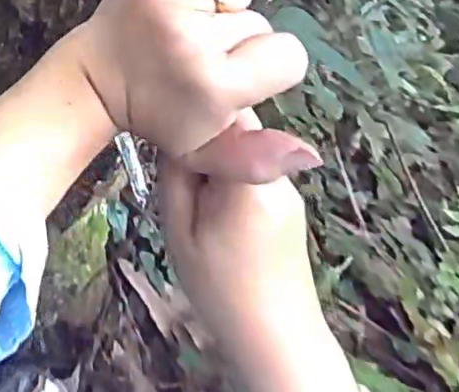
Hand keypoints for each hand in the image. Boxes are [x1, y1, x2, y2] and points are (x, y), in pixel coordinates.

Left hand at [61, 0, 316, 181]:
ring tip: (190, 26)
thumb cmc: (154, 115)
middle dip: (238, 40)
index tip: (242, 71)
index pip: (288, 56)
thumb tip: (311, 154)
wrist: (95, 78)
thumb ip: (258, 159)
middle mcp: (195, 39)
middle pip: (258, 23)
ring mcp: (170, 0)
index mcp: (216, 85)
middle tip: (203, 55)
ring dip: (219, 6)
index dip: (271, 64)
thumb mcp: (203, 153)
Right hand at [162, 116, 350, 391]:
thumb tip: (171, 131)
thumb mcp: (178, 228)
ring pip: (244, 149)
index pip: (226, 113)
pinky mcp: (290, 205)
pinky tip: (216, 209)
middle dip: (204, 137)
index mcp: (251, 178)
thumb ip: (173, 171)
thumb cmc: (221, 290)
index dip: (195, 111)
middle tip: (176, 166)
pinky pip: (254, 170)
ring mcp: (289, 190)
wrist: (279, 346)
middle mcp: (279, 176)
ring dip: (217, 157)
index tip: (169, 125)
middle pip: (236, 128)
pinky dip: (231, 176)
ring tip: (194, 192)